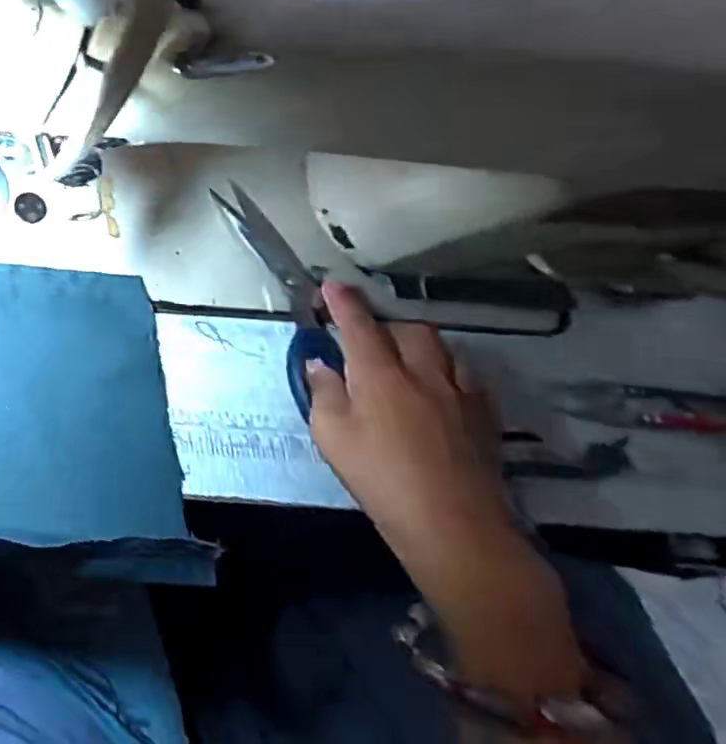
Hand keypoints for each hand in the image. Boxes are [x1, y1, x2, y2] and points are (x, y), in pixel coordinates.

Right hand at [303, 281, 508, 557]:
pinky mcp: (485, 418)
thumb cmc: (376, 475)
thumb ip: (324, 392)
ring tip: (403, 358)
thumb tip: (323, 364)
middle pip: (410, 330)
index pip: (359, 326)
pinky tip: (437, 386)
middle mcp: (423, 376)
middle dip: (386, 323)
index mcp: (379, 377)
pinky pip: (468, 376)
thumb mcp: (329, 433)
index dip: (344, 303)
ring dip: (420, 344)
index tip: (332, 285)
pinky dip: (448, 370)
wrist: (452, 524)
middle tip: (365, 336)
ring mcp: (461, 396)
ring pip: (445, 349)